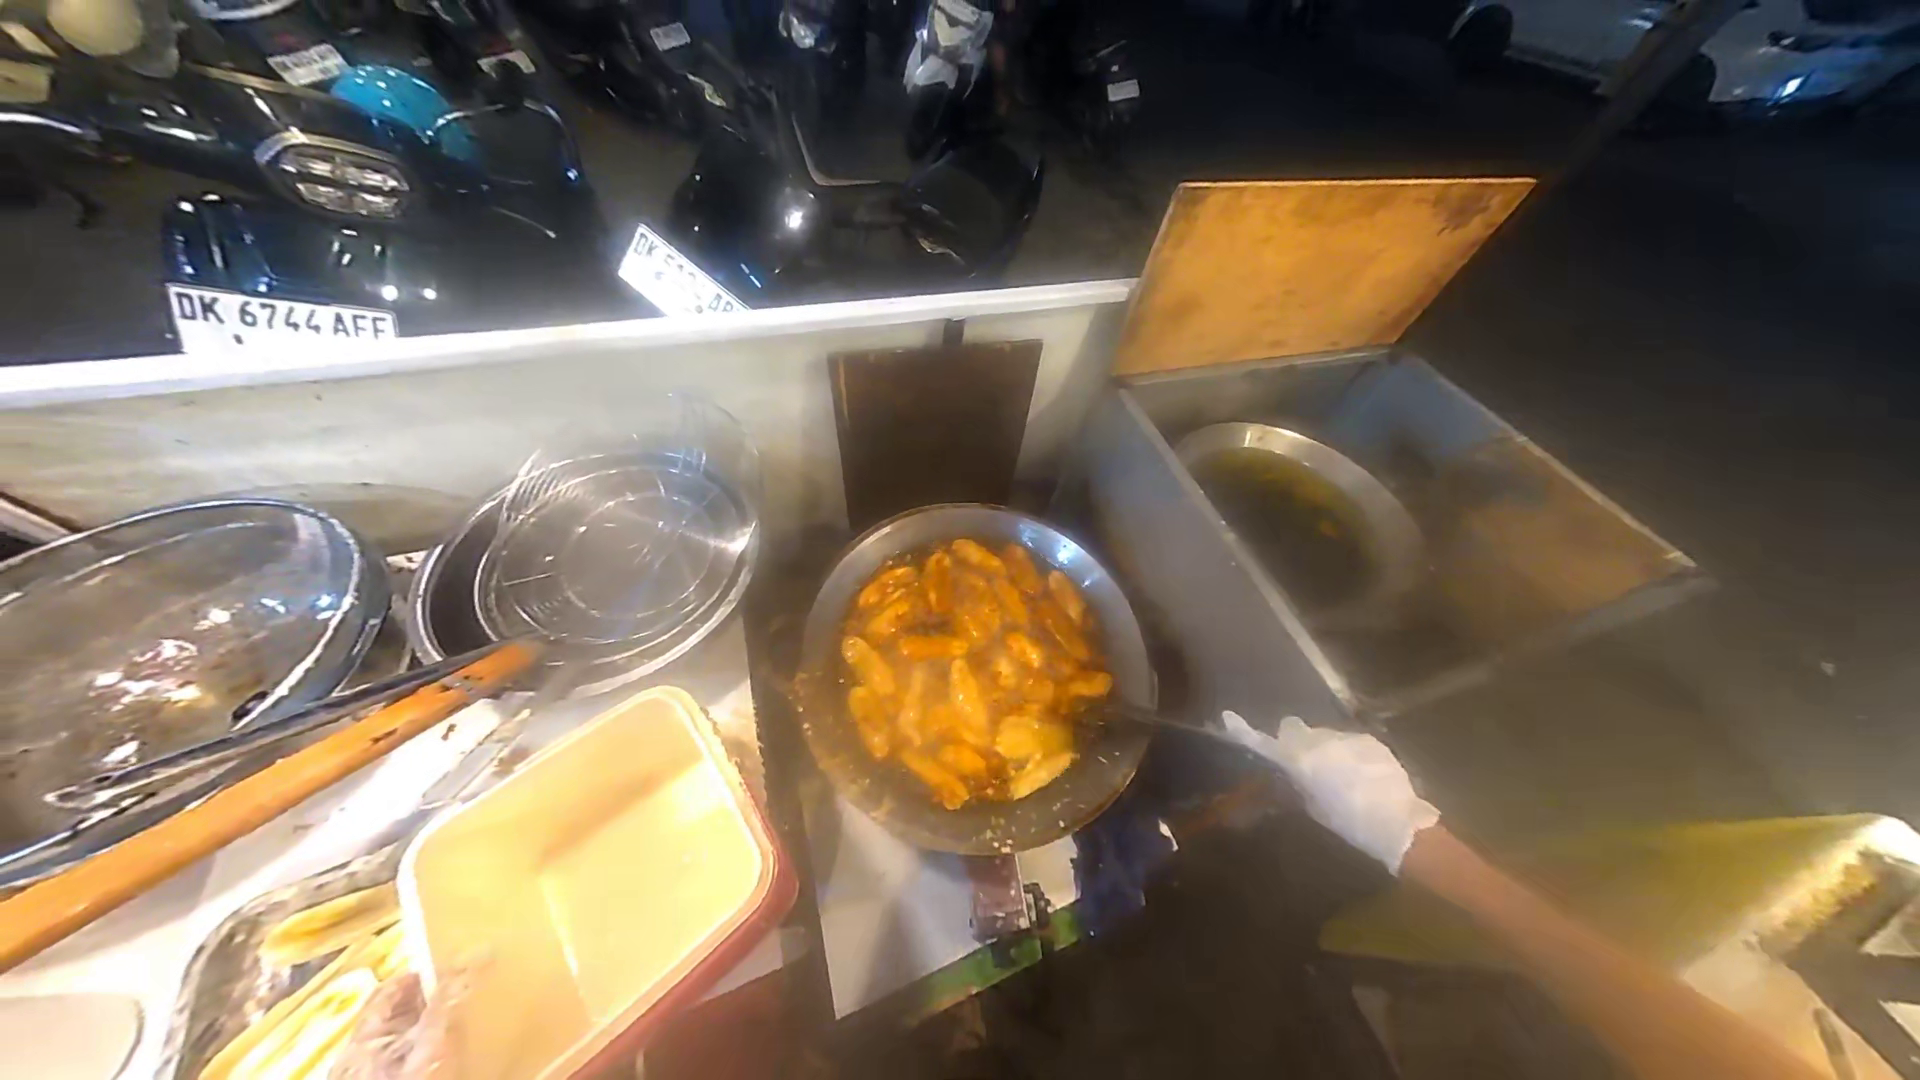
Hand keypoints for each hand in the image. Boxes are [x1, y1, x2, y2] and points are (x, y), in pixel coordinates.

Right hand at [1221, 711, 1438, 873]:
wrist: (1399, 824)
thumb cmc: (1349, 822)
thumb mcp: (1314, 807)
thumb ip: (1296, 785)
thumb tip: (1287, 774)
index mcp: (1301, 759)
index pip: (1265, 740)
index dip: (1245, 731)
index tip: (1229, 718)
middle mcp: (1319, 740)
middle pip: (1295, 731)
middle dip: (1296, 742)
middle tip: (1304, 763)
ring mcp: (1345, 737)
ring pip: (1323, 735)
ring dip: (1323, 747)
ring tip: (1338, 771)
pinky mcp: (1368, 740)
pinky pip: (1348, 741)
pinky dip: (1347, 752)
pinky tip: (1359, 772)